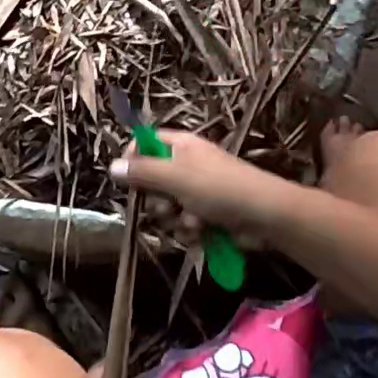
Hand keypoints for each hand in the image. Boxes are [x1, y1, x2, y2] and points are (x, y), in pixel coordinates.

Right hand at [109, 131, 290, 231]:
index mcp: (180, 146)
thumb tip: (111, 167)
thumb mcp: (175, 177)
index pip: (145, 143)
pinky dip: (190, 231)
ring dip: (175, 220)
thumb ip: (142, 172)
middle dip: (157, 201)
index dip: (133, 159)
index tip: (128, 178)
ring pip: (166, 208)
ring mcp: (196, 191)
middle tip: (166, 206)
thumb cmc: (219, 188)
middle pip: (151, 181)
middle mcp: (186, 165)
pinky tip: (202, 234)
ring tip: (193, 223)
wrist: (266, 216)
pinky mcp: (206, 215)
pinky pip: (182, 224)